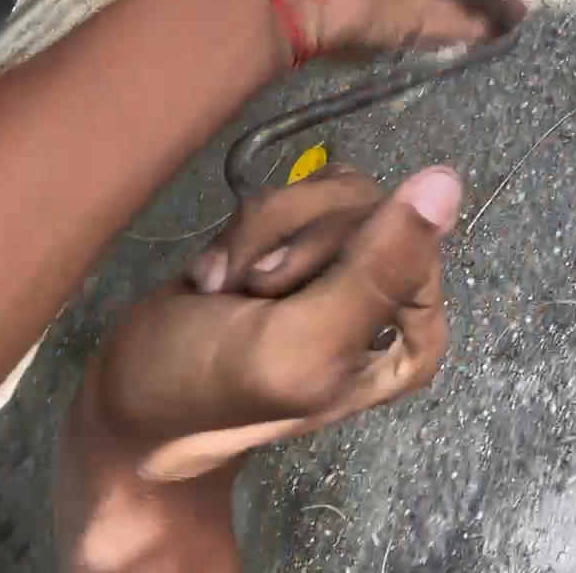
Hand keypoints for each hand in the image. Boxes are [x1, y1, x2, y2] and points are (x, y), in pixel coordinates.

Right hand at [56, 166, 459, 569]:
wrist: (128, 394)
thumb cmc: (210, 388)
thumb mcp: (302, 341)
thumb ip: (379, 268)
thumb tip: (447, 181)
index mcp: (417, 326)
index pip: (410, 237)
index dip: (339, 257)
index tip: (295, 302)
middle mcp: (396, 287)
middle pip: (368, 207)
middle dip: (292, 247)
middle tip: (252, 298)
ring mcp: (355, 255)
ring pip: (331, 191)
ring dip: (264, 234)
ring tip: (231, 290)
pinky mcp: (313, 232)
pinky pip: (300, 190)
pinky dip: (250, 225)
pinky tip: (223, 271)